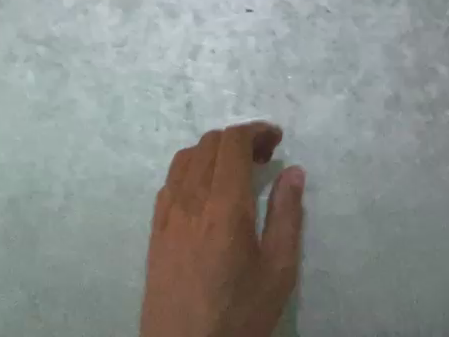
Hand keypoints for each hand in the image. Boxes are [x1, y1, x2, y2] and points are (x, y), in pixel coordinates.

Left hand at [141, 122, 305, 336]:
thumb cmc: (238, 317)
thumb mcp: (278, 271)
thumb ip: (287, 215)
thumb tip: (293, 171)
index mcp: (224, 205)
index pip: (233, 142)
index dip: (256, 131)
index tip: (277, 140)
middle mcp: (191, 200)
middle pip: (210, 143)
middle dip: (239, 140)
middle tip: (264, 159)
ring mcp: (167, 215)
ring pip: (187, 157)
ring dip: (214, 152)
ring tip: (237, 173)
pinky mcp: (154, 231)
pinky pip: (171, 181)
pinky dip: (192, 171)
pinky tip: (208, 195)